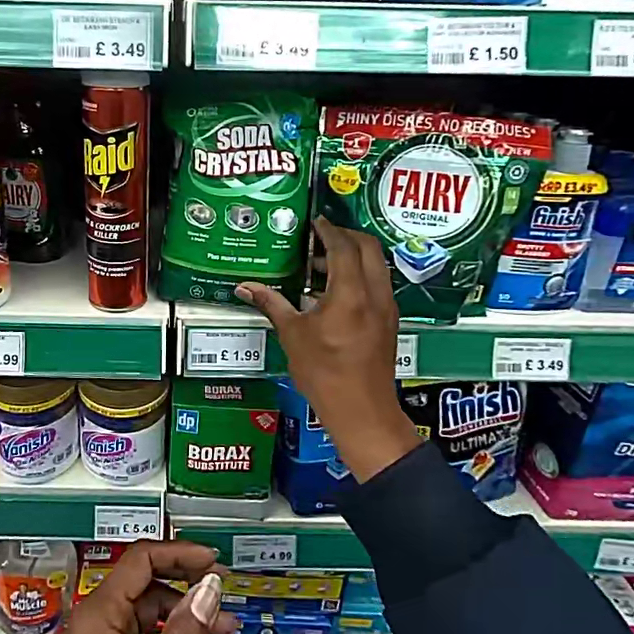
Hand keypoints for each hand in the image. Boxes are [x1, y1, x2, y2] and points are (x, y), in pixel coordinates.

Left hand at [42, 541, 235, 633]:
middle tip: (222, 596)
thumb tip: (209, 590)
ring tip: (223, 633)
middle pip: (149, 585)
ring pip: (152, 618)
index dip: (180, 553)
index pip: (142, 559)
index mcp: (97, 617)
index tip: (212, 561)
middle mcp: (96, 626)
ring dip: (189, 623)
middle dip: (190, 590)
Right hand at [236, 217, 420, 481]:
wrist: (362, 411)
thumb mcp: (293, 336)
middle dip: (345, 236)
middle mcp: (375, 293)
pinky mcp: (389, 320)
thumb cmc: (324, 374)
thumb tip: (244, 287)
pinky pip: (378, 283)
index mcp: (351, 293)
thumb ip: (271, 304)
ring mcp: (387, 307)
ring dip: (353, 256)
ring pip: (376, 265)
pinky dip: (360, 275)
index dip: (328, 230)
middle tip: (319, 237)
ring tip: (322, 265)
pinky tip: (335, 291)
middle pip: (367, 247)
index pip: (343, 247)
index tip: (314, 222)